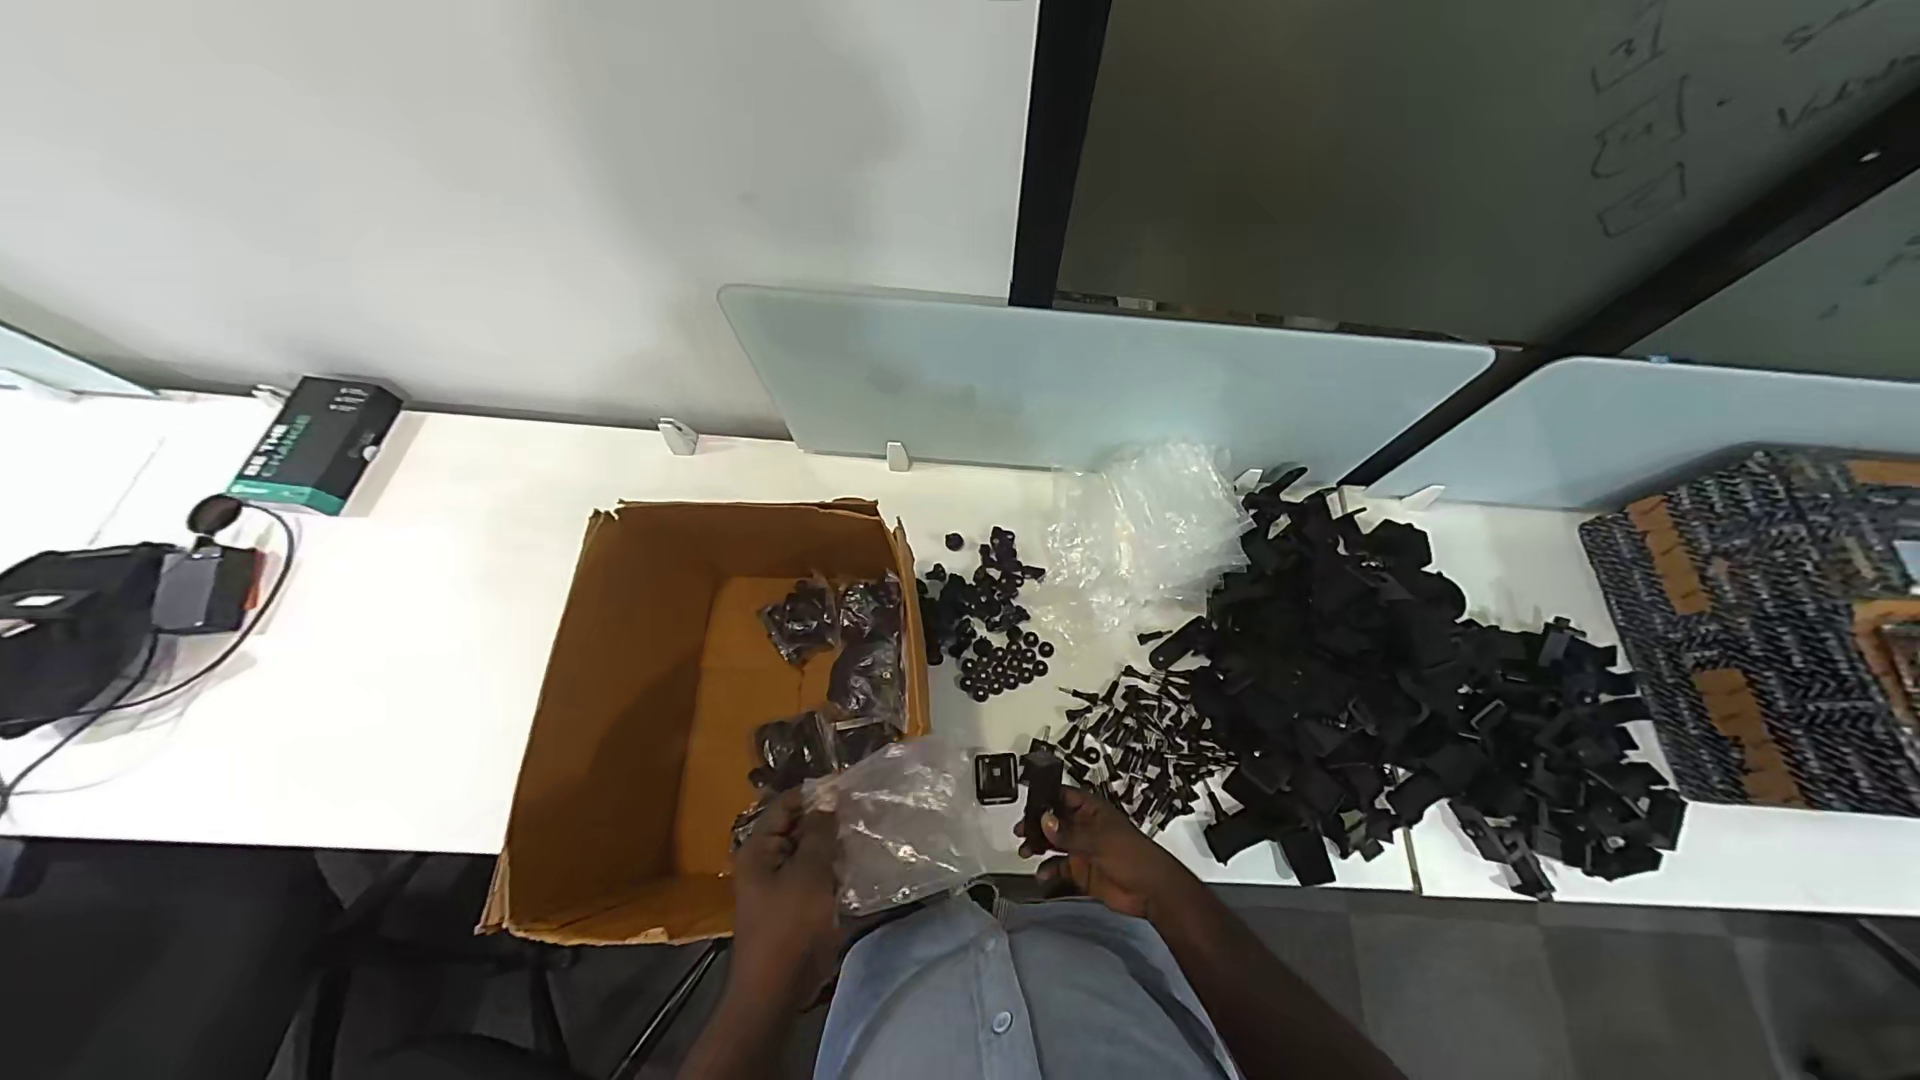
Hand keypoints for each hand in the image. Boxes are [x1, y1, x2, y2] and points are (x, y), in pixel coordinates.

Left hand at [730, 789, 842, 1012]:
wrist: (776, 991)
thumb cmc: (790, 926)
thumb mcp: (809, 871)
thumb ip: (819, 831)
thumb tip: (828, 797)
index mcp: (759, 848)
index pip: (786, 804)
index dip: (815, 793)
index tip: (848, 786)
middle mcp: (764, 860)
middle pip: (797, 826)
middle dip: (827, 818)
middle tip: (861, 809)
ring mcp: (778, 883)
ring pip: (809, 850)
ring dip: (832, 843)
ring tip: (864, 831)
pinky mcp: (793, 904)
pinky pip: (814, 873)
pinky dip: (831, 866)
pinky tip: (856, 862)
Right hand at [1015, 786, 1193, 918]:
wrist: (1151, 892)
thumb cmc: (1133, 856)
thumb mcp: (1099, 840)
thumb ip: (1069, 832)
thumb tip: (1044, 821)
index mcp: (1091, 810)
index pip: (1063, 796)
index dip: (1046, 798)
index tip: (1028, 804)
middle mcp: (1084, 827)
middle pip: (1054, 820)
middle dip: (1037, 824)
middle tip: (1021, 830)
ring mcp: (1082, 849)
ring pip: (1053, 843)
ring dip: (1039, 846)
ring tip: (1026, 851)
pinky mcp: (1082, 870)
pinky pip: (1059, 867)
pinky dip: (1048, 869)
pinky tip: (1041, 873)